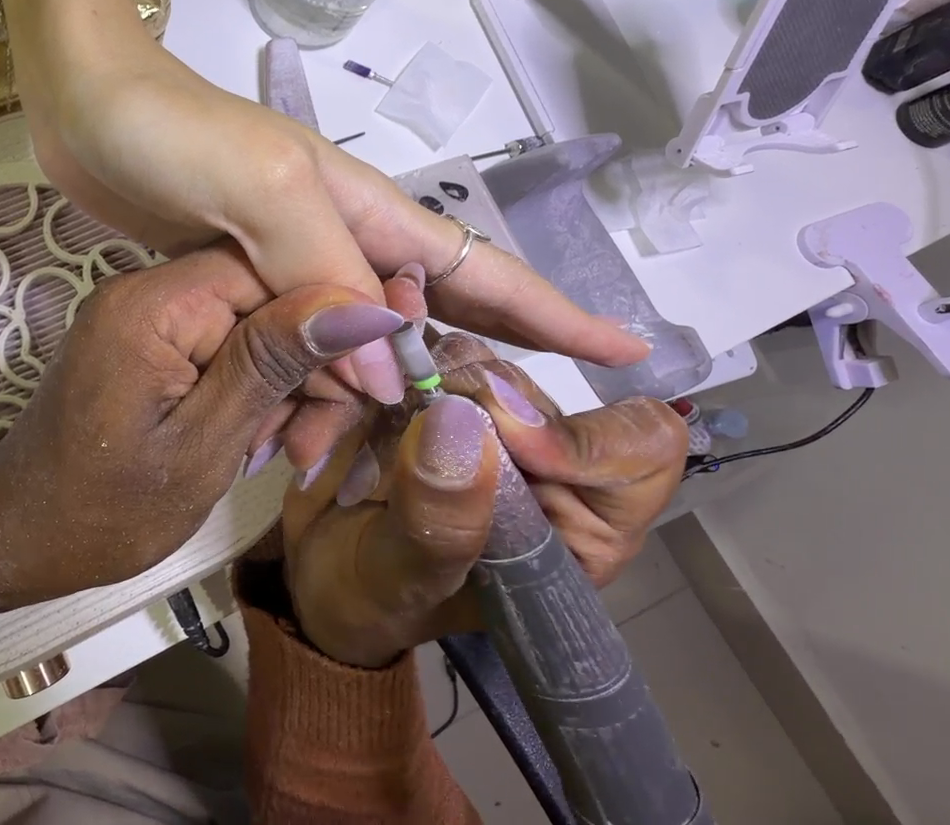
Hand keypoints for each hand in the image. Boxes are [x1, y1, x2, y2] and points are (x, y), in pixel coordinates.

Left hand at [0, 245, 406, 616]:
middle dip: (312, 364)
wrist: (23, 536)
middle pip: (267, 294)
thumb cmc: (105, 510)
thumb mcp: (203, 444)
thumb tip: (361, 302)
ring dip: (285, 385)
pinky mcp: (144, 344)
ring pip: (252, 324)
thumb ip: (273, 364)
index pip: (276, 266)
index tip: (377, 383)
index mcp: (155, 304)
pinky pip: (220, 346)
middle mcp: (147, 291)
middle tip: (321, 440)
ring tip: (285, 453)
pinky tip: (256, 443)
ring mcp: (144, 317)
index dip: (339, 317)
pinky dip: (250, 390)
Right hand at [281, 330, 686, 668]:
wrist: (311, 574)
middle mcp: (541, 468)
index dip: (579, 435)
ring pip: (478, 361)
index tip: (501, 430)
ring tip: (370, 407)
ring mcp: (482, 427)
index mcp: (575, 525)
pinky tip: (352, 395)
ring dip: (418, 373)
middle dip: (472, 393)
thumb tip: (462, 421)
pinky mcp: (426, 398)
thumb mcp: (406, 577)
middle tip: (407, 409)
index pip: (639, 450)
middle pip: (541, 392)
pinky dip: (382, 360)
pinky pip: (417, 351)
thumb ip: (439, 518)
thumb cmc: (374, 598)